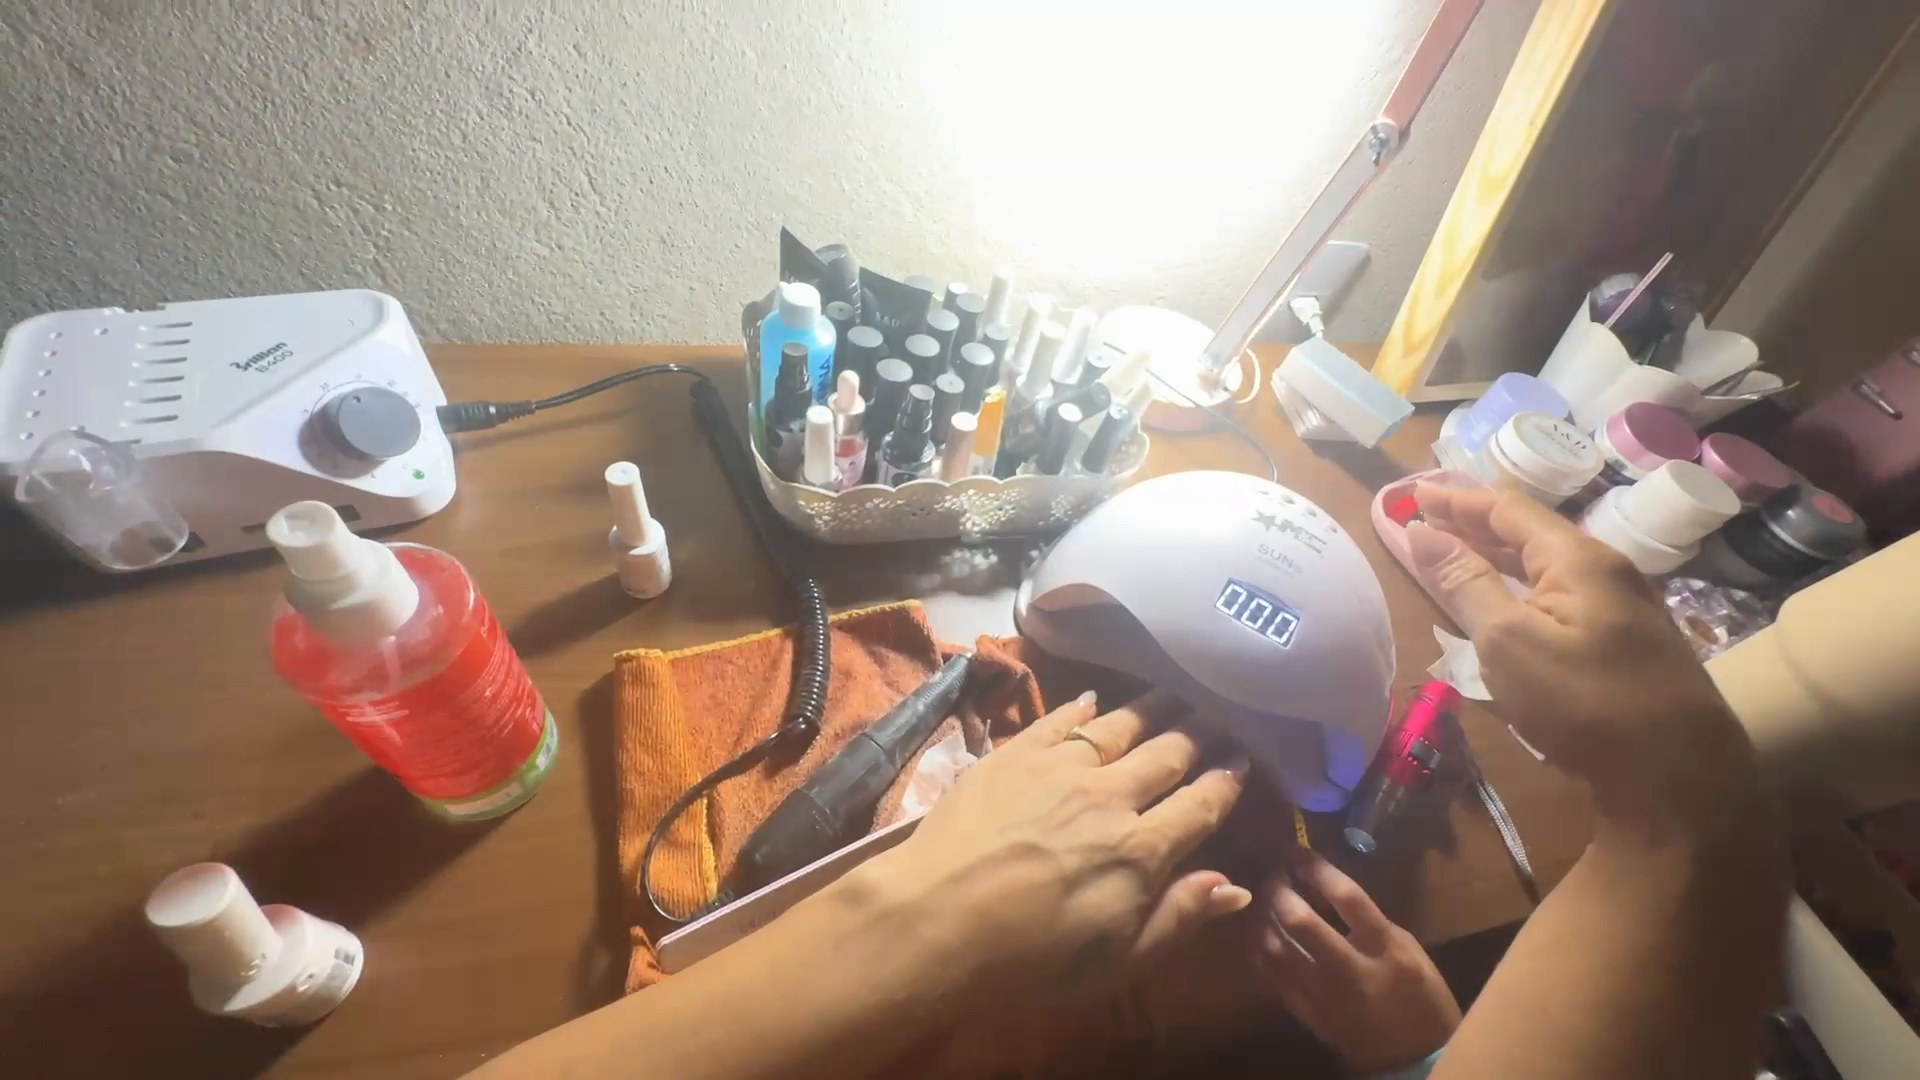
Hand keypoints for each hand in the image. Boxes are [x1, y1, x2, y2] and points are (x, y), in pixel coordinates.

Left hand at [868, 690, 1251, 1001]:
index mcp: (1141, 849)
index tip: (1243, 758)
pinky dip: (1081, 707)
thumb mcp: (1118, 960)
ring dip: (1150, 708)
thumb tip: (1239, 888)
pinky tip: (1093, 698)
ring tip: (1170, 692)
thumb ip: (1180, 917)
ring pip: (1118, 726)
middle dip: (1197, 732)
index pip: (1199, 805)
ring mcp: (1059, 768)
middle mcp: (1109, 796)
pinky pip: (1058, 720)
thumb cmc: (1032, 957)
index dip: (1226, 780)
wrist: (939, 915)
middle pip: (1166, 754)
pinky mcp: (1015, 753)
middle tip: (1216, 712)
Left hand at [1257, 852, 1458, 1073]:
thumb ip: (1365, 918)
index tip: (1296, 850)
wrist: (1417, 1063)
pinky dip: (1260, 945)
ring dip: (1263, 914)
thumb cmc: (1418, 996)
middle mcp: (1352, 973)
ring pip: (1275, 945)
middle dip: (1279, 888)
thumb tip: (1321, 882)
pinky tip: (1264, 930)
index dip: (1315, 867)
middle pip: (1299, 920)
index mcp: (1387, 950)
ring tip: (1267, 899)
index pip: (1346, 897)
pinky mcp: (1307, 1014)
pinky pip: (1269, 972)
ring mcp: (1325, 997)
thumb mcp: (1406, 949)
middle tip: (1277, 874)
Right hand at [1409, 485, 1750, 817]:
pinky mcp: (1618, 641)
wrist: (1678, 781)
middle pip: (1527, 532)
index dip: (1457, 499)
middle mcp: (1604, 572)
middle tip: (1424, 515)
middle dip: (1472, 520)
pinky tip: (1497, 596)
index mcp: (1578, 561)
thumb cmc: (1583, 702)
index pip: (1507, 510)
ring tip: (1450, 547)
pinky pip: (1552, 592)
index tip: (1413, 492)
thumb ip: (1464, 582)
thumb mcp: (1507, 639)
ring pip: (1541, 564)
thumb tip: (1423, 532)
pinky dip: (1513, 582)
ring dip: (1491, 552)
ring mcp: (1617, 607)